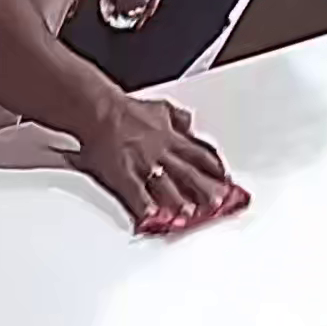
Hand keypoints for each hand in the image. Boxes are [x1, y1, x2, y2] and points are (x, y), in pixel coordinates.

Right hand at [73, 96, 234, 234]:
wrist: (101, 113)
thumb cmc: (126, 113)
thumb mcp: (162, 109)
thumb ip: (178, 120)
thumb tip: (190, 125)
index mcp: (171, 138)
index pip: (200, 156)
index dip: (214, 170)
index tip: (225, 182)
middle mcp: (161, 153)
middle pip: (188, 174)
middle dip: (204, 190)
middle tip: (215, 204)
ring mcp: (143, 165)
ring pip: (166, 185)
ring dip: (179, 201)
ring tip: (189, 215)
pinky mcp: (123, 176)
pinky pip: (136, 193)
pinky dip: (145, 205)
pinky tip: (152, 216)